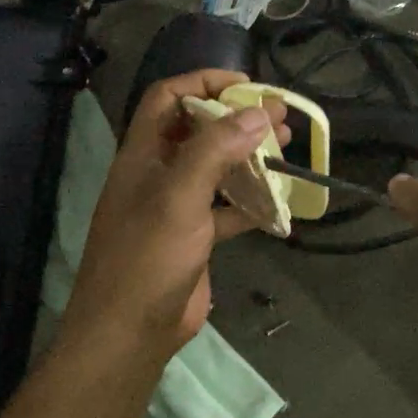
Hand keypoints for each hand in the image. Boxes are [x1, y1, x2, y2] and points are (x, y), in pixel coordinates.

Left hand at [64, 71, 290, 356]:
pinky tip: (281, 202)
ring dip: (251, 155)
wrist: (128, 335)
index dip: (204, 82)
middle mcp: (158, 174)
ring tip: (288, 147)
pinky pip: (228, 207)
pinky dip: (254, 201)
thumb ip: (216, 150)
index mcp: (143, 155)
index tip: (248, 87)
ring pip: (218, 167)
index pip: (168, 97)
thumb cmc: (147, 258)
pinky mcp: (194, 237)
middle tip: (280, 115)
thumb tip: (258, 112)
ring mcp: (177, 206)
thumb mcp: (179, 198)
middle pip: (199, 128)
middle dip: (238, 117)